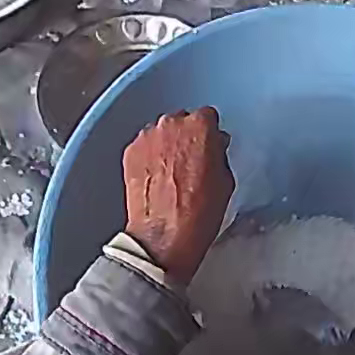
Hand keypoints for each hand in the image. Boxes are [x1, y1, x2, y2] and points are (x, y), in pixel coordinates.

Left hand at [122, 106, 233, 284]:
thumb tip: (214, 149)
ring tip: (171, 174)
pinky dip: (149, 157)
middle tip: (191, 163)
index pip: (208, 117)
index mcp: (201, 127)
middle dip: (186, 137)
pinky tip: (156, 179)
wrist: (164, 237)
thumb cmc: (197, 214)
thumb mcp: (225, 182)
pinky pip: (144, 147)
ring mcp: (147, 137)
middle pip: (181, 121)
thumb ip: (219, 155)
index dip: (209, 134)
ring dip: (166, 146)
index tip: (210, 146)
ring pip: (161, 133)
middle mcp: (171, 124)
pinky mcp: (130, 152)